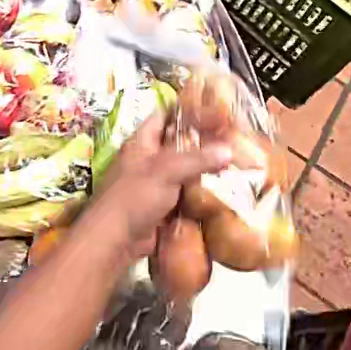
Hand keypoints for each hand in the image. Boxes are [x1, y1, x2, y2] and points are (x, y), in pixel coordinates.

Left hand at [82, 110, 229, 258]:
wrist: (116, 241)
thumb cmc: (135, 196)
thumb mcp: (166, 170)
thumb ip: (198, 158)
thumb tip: (229, 150)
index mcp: (142, 142)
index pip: (164, 116)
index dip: (186, 110)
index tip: (214, 109)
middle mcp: (148, 160)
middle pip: (177, 144)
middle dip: (202, 141)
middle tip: (232, 137)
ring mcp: (155, 184)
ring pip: (184, 171)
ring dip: (204, 169)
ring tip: (235, 162)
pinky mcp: (162, 207)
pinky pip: (185, 194)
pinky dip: (201, 193)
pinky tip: (223, 190)